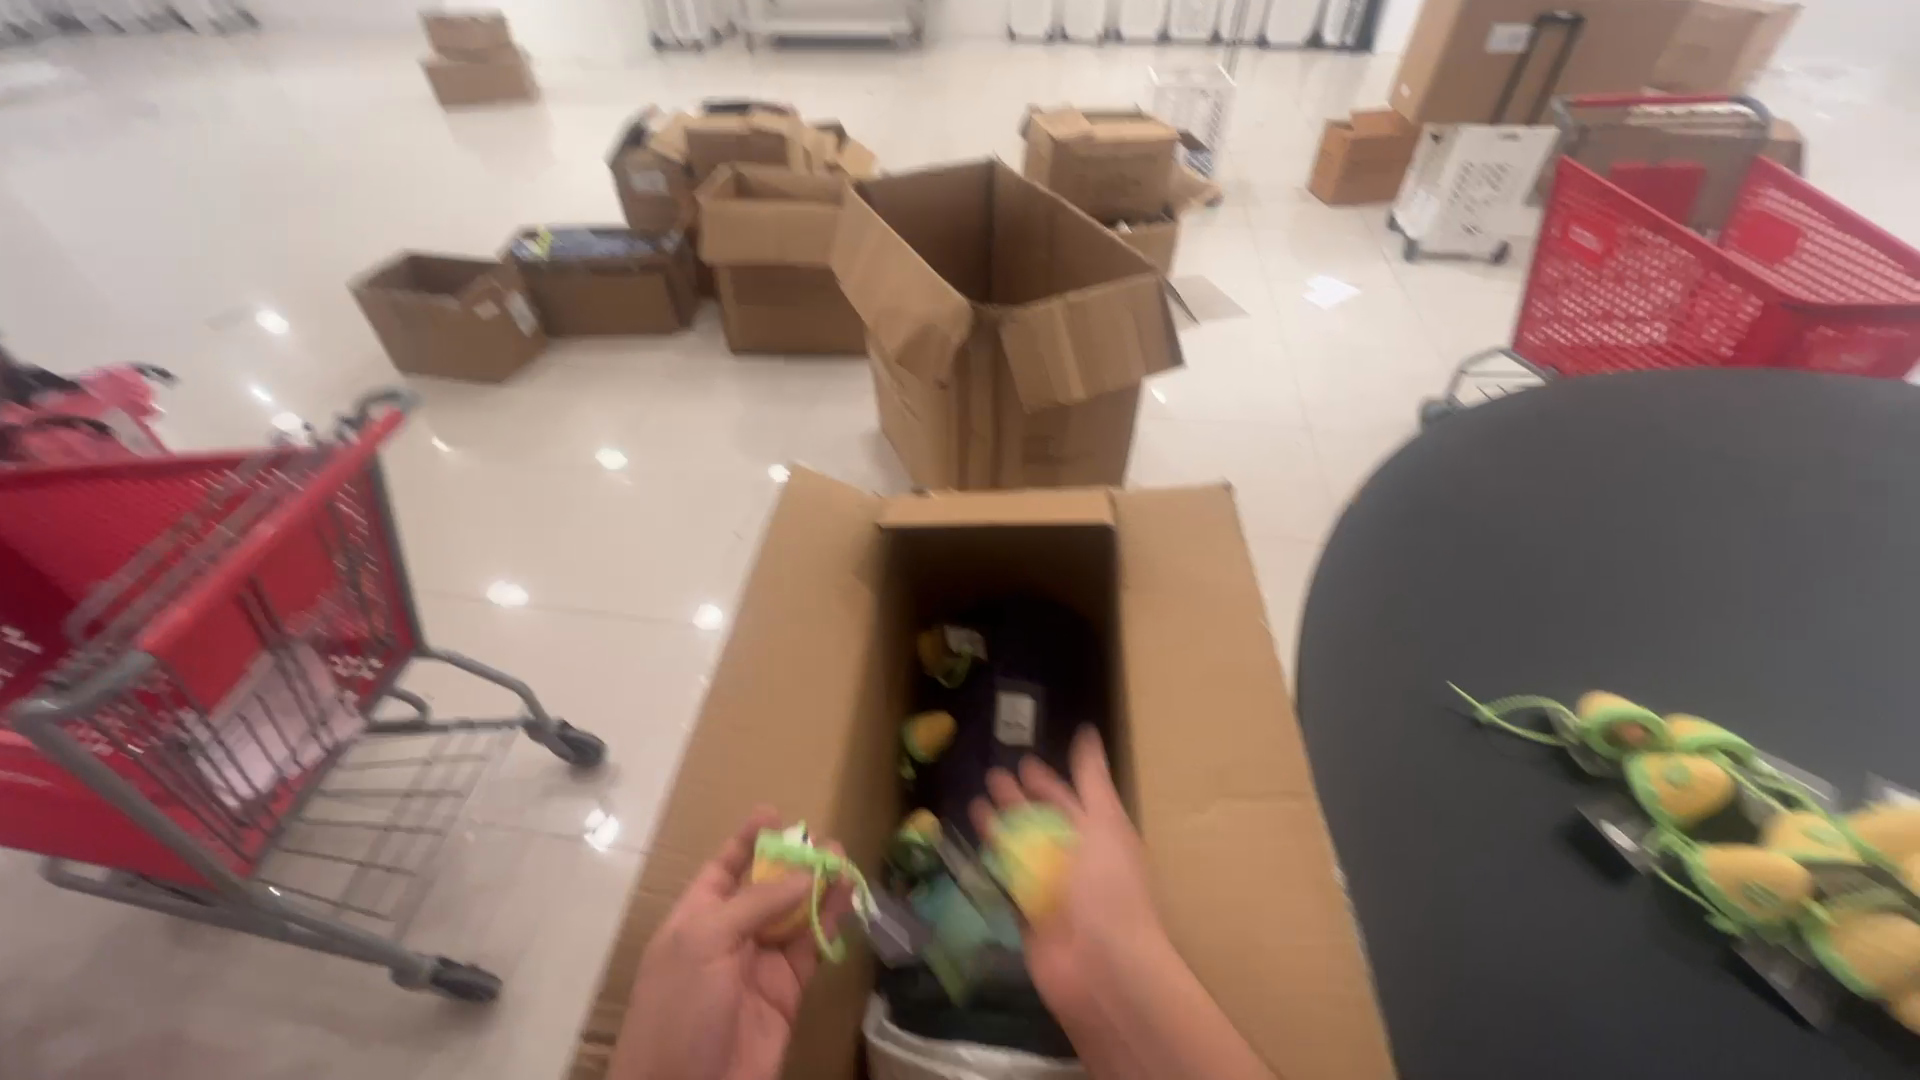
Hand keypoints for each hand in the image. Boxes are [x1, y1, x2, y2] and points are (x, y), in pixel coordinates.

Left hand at [613, 808, 850, 1079]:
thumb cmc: (678, 1010)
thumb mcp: (705, 944)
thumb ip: (756, 904)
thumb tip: (806, 877)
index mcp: (696, 919)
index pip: (723, 868)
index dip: (746, 840)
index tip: (773, 812)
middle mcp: (730, 936)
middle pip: (766, 887)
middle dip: (792, 861)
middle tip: (823, 840)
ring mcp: (760, 964)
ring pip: (795, 913)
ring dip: (818, 886)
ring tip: (842, 858)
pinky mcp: (788, 991)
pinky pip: (812, 945)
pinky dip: (831, 919)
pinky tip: (847, 894)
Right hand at [971, 727, 1165, 1023]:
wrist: (1102, 967)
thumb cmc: (1108, 886)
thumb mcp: (1105, 821)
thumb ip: (1091, 778)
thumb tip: (1087, 731)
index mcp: (1100, 835)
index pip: (1070, 799)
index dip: (1048, 781)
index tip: (1023, 761)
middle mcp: (1077, 860)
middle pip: (1042, 822)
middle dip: (1017, 800)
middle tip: (990, 776)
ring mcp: (1052, 890)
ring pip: (1021, 850)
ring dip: (1000, 828)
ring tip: (975, 804)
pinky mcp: (1029, 917)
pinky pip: (1007, 885)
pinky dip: (992, 866)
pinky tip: (973, 848)